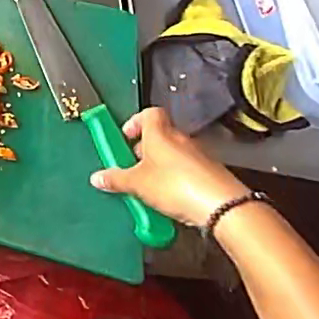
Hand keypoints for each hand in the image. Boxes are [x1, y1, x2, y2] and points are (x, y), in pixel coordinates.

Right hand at [87, 108, 253, 227]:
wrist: (220, 205)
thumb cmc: (175, 185)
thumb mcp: (137, 184)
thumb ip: (116, 179)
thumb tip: (98, 177)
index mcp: (159, 133)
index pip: (149, 113)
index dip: (135, 122)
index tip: (126, 136)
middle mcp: (179, 139)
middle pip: (159, 135)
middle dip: (144, 149)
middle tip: (132, 166)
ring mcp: (197, 154)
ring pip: (173, 153)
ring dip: (160, 165)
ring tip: (149, 186)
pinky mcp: (209, 172)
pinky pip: (186, 170)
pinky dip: (175, 178)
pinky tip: (169, 197)